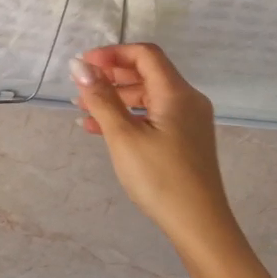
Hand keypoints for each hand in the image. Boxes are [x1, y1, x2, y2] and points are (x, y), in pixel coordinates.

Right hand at [70, 44, 232, 238]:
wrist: (198, 223)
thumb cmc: (159, 177)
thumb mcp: (123, 136)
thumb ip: (101, 98)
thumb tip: (79, 66)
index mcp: (176, 93)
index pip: (144, 55)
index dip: (112, 54)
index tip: (82, 65)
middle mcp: (187, 100)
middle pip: (147, 73)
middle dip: (110, 76)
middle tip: (78, 87)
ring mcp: (189, 121)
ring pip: (148, 97)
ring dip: (115, 98)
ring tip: (82, 110)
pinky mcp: (185, 140)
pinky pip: (153, 116)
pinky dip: (127, 117)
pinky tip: (99, 130)